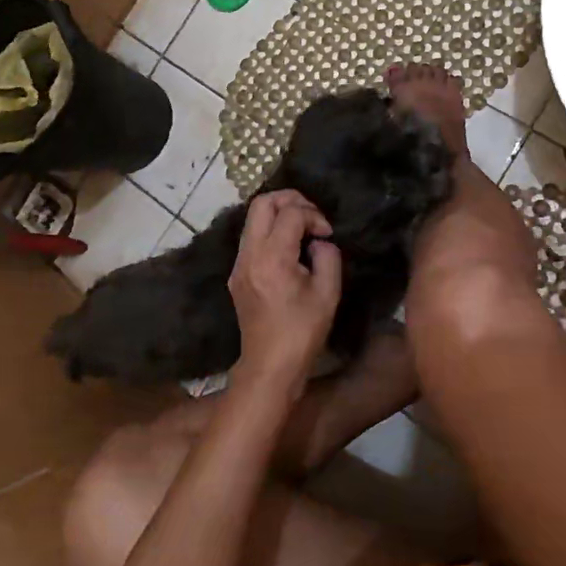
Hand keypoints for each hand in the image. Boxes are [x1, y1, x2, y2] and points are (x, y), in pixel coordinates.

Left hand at [228, 190, 341, 395]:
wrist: (270, 365)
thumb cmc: (303, 331)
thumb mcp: (329, 292)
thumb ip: (327, 256)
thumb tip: (319, 242)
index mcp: (272, 258)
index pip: (290, 213)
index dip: (314, 216)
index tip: (328, 234)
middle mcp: (249, 255)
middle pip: (262, 203)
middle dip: (290, 200)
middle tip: (313, 216)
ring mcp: (238, 264)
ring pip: (253, 218)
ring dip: (279, 214)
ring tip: (303, 231)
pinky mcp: (237, 274)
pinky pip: (251, 238)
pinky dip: (271, 231)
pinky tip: (290, 250)